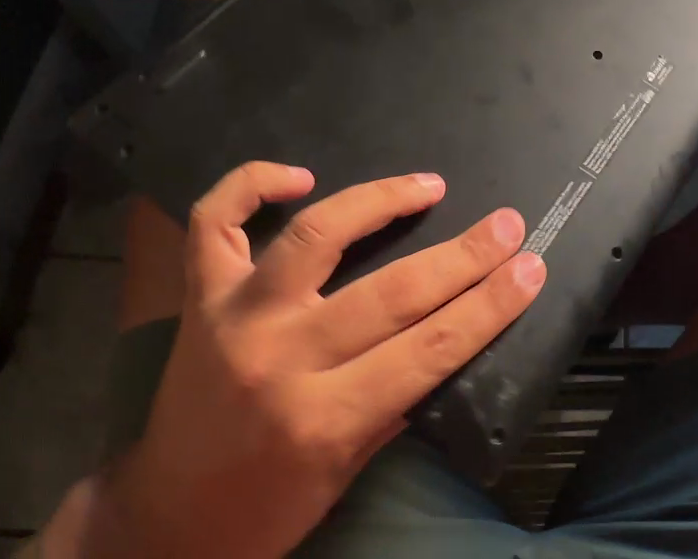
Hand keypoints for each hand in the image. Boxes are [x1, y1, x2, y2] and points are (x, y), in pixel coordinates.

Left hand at [84, 163, 546, 558]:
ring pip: (314, 236)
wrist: (167, 522)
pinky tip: (299, 175)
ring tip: (428, 183)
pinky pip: (215, 222)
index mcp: (325, 418)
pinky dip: (250, 184)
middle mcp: (280, 358)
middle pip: (392, 292)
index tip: (530, 268)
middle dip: (463, 256)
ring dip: (380, 201)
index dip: (490, 305)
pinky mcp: (199, 297)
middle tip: (506, 224)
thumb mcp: (350, 468)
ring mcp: (235, 318)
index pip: (430, 348)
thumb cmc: (270, 504)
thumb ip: (399, 397)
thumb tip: (454, 327)